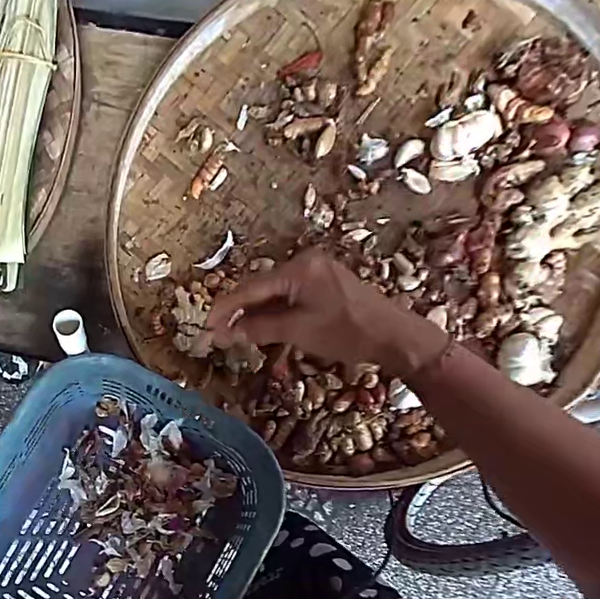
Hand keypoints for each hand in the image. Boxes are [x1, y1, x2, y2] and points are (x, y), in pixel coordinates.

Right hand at [203, 248, 448, 374]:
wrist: (394, 336)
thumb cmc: (346, 332)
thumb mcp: (297, 331)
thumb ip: (257, 329)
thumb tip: (224, 334)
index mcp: (299, 268)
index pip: (250, 288)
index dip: (224, 308)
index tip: (205, 326)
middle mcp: (305, 262)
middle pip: (258, 287)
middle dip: (235, 311)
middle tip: (215, 333)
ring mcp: (314, 271)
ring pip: (271, 292)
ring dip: (251, 313)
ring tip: (231, 334)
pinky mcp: (321, 283)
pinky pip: (286, 295)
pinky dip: (270, 312)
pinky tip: (257, 327)